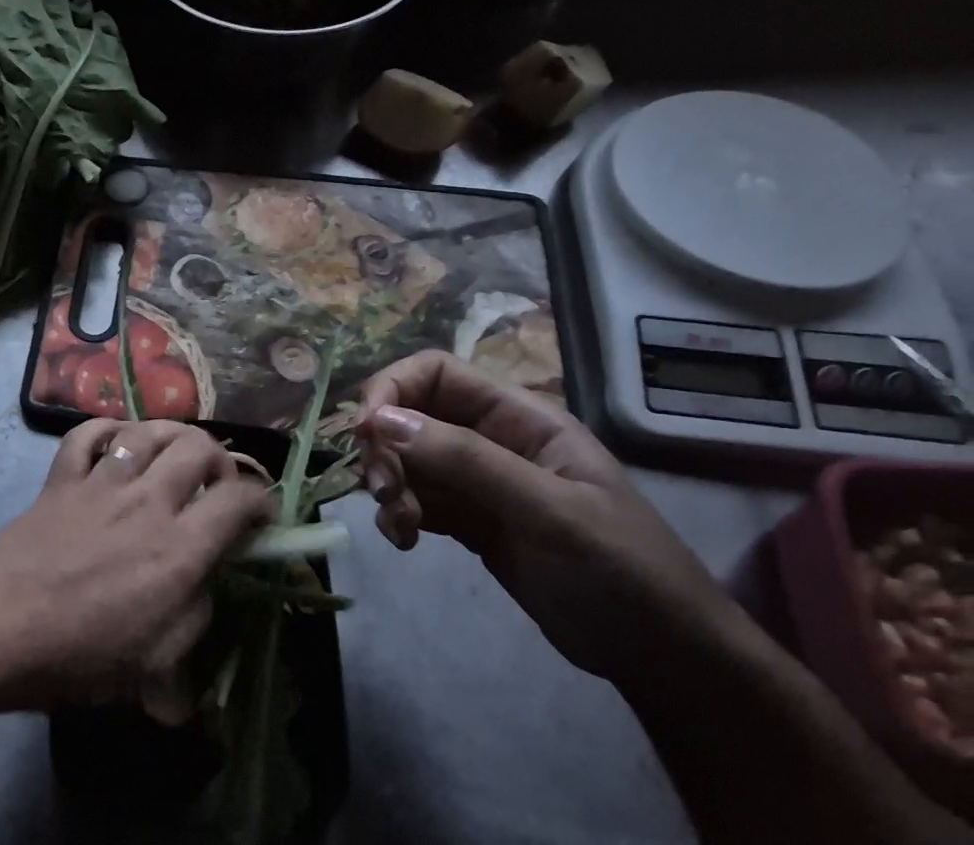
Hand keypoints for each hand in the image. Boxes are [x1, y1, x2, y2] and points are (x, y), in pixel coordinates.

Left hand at [0, 419, 273, 713]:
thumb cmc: (77, 658)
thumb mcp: (156, 663)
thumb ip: (195, 615)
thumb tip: (205, 580)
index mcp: (179, 550)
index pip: (239, 499)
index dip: (261, 501)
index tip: (261, 515)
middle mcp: (147, 503)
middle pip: (199, 448)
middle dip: (221, 460)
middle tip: (216, 486)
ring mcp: (100, 483)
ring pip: (148, 431)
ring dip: (172, 436)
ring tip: (176, 456)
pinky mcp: (60, 479)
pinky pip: (87, 433)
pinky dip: (108, 428)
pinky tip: (117, 441)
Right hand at [356, 350, 744, 681]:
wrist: (662, 654)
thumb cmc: (621, 570)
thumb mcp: (546, 510)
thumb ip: (464, 460)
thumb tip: (380, 420)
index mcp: (522, 419)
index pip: (436, 373)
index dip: (392, 390)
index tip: (364, 432)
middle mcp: (495, 441)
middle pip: (411, 416)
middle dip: (386, 449)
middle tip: (385, 493)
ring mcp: (481, 484)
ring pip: (407, 461)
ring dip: (389, 487)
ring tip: (401, 528)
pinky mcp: (470, 522)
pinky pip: (415, 501)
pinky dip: (398, 515)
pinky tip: (407, 544)